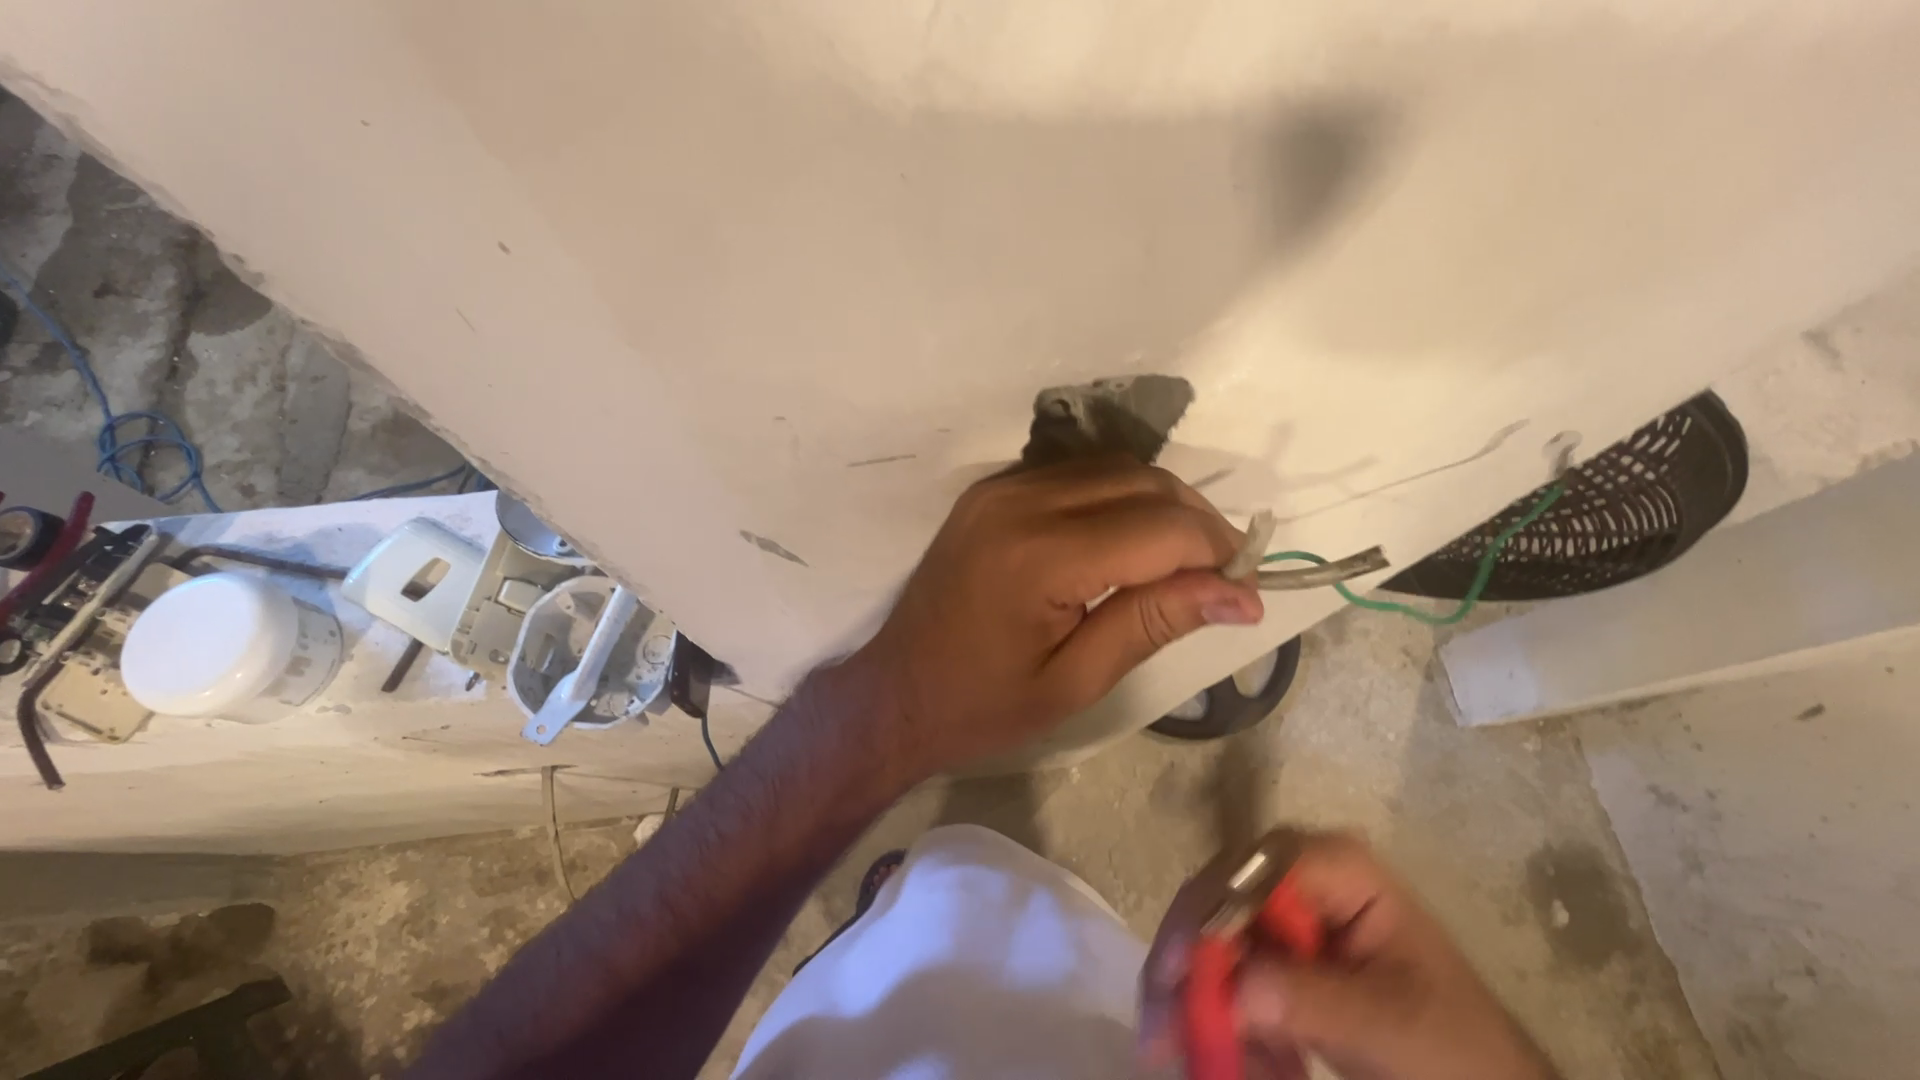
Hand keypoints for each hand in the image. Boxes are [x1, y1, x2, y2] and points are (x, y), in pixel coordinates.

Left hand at [840, 456, 1262, 778]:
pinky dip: (1119, 496)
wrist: (895, 692)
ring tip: (1185, 562)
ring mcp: (1001, 489)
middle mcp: (1020, 502)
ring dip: (1162, 505)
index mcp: (1041, 557)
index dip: (1217, 553)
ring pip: (1114, 469)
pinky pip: (1076, 474)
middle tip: (1223, 578)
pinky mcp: (991, 491)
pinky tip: (1132, 540)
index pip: (1161, 527)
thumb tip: (1241, 594)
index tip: (1246, 592)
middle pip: (1143, 483)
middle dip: (1198, 523)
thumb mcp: (1077, 680)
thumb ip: (1155, 621)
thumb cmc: (982, 705)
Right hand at [1140, 831, 1559, 1079]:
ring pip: (1208, 944)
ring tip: (1199, 1063)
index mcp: (1336, 868)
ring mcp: (1283, 919)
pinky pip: (1224, 982)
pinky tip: (1242, 1068)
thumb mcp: (1395, 1028)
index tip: (1179, 975)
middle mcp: (1297, 878)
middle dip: (1186, 969)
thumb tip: (1236, 986)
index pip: (1251, 870)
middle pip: (1215, 902)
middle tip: (1160, 1036)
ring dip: (1198, 1007)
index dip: (1208, 913)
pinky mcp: (1276, 961)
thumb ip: (1315, 999)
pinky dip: (1220, 1027)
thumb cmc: (1460, 1051)